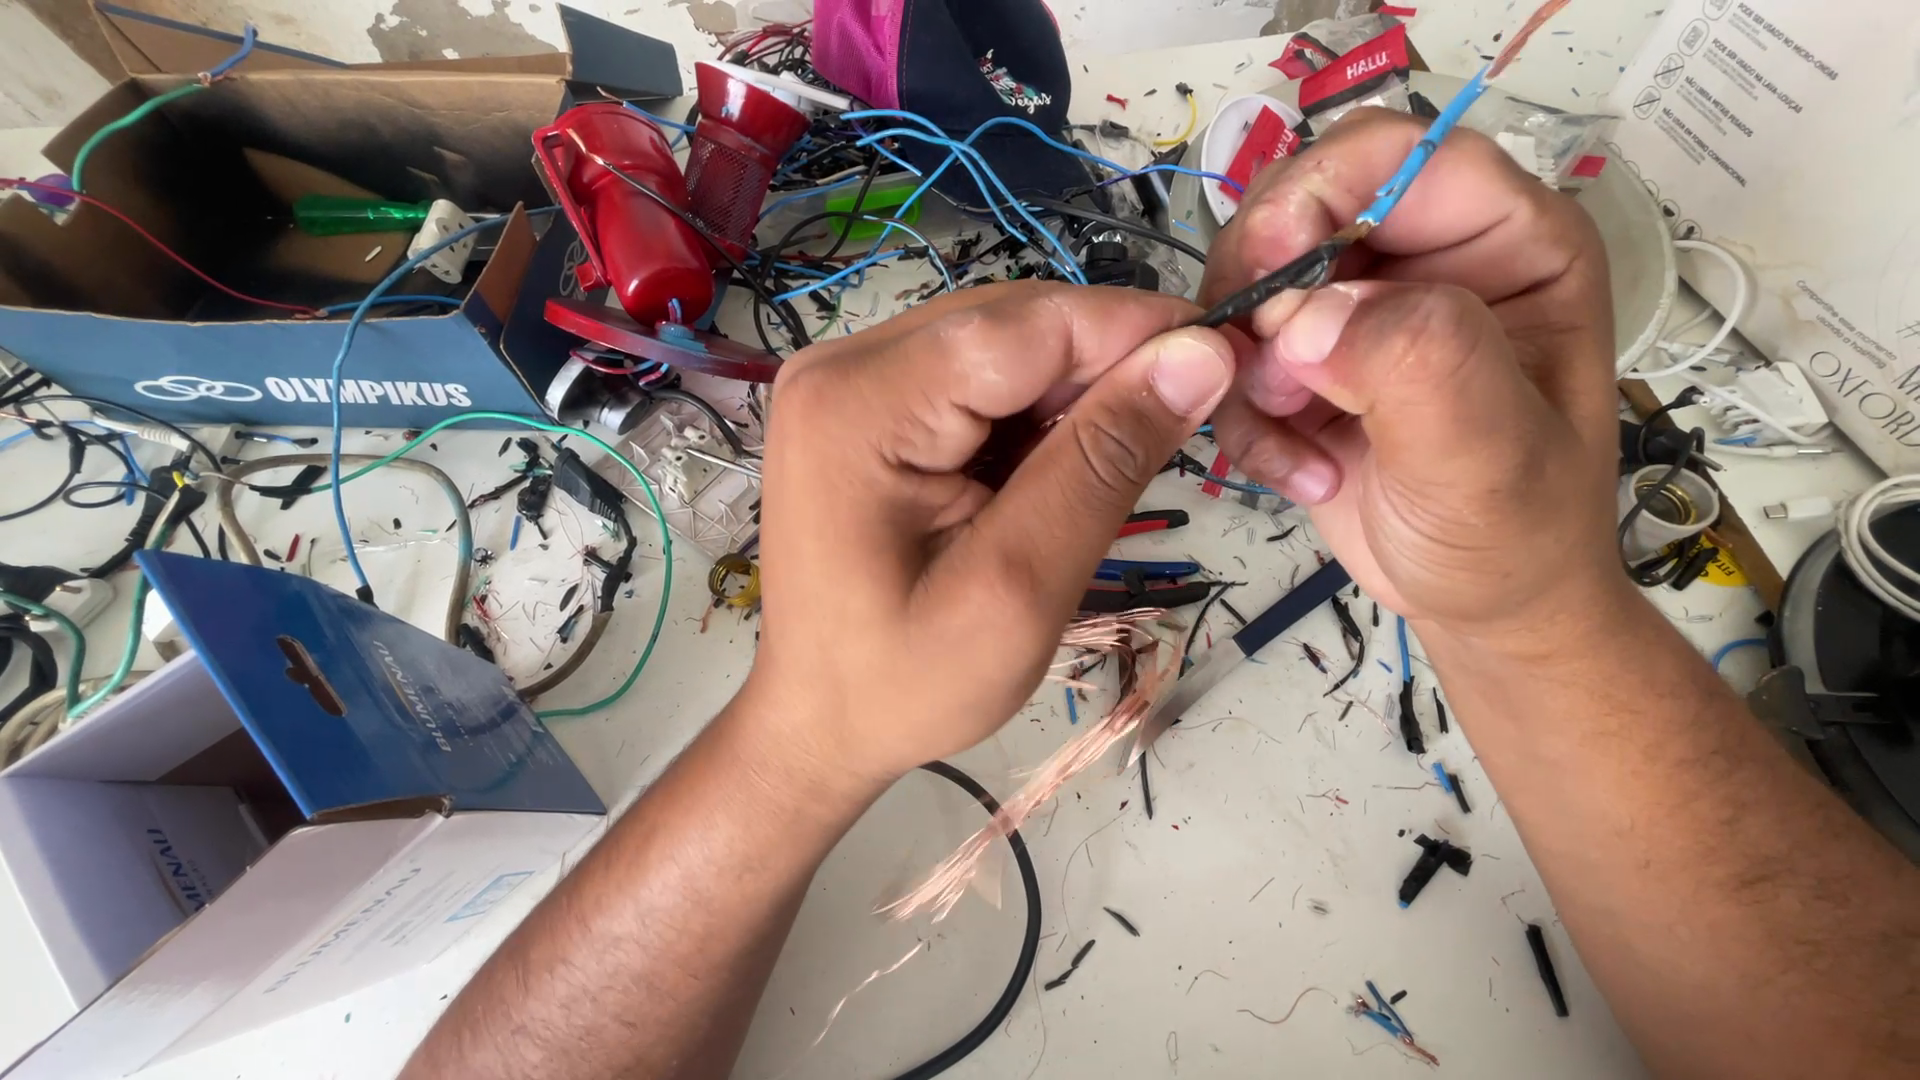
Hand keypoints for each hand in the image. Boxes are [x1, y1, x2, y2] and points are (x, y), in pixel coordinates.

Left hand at [746, 284, 1236, 786]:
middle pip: (1010, 326)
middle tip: (1170, 431)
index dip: (1135, 329)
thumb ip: (1105, 462)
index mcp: (862, 405)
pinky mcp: (859, 407)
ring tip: (1098, 470)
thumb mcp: (1021, 584)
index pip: (1027, 324)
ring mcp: (845, 383)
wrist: (820, 718)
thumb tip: (1200, 355)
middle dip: (1102, 367)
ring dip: (1066, 395)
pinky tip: (1041, 473)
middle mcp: (842, 366)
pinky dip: (1024, 416)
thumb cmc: (908, 680)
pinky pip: (968, 380)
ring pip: (997, 348)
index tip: (1227, 361)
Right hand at [1201, 108, 1624, 645]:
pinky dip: (1243, 422)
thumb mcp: (1489, 456)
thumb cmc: (1513, 532)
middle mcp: (1422, 262)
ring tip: (1295, 442)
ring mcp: (1355, 317)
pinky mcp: (1305, 368)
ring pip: (1246, 293)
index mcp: (1502, 243)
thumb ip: (1419, 367)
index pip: (1391, 156)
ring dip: (1245, 375)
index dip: (1311, 196)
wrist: (1479, 601)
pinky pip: (1233, 363)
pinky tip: (1297, 471)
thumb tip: (1306, 319)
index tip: (1261, 279)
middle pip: (1294, 213)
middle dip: (1257, 300)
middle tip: (1270, 384)